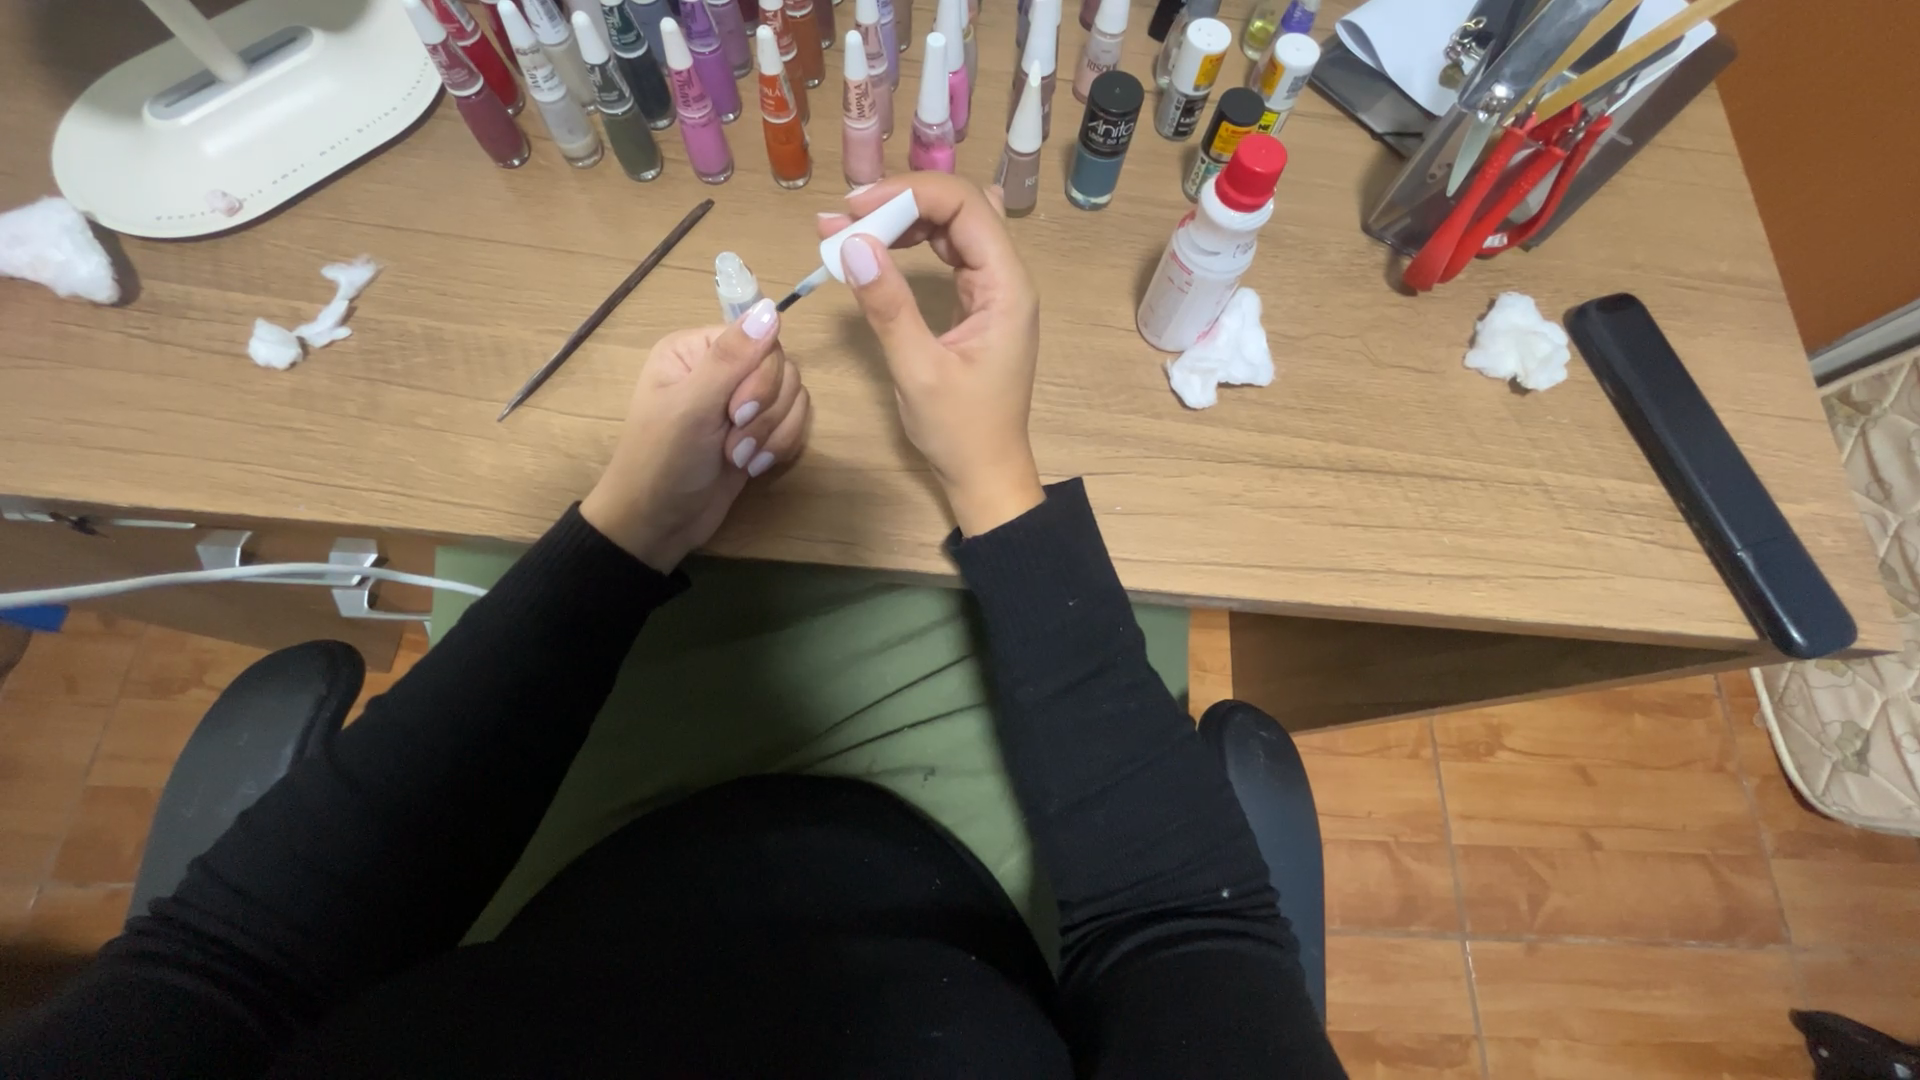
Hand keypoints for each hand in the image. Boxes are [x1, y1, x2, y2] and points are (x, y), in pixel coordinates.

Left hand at [581, 299, 810, 572]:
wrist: (659, 523)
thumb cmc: (662, 461)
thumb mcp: (692, 407)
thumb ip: (733, 358)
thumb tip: (773, 308)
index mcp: (697, 350)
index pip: (761, 341)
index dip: (761, 378)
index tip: (737, 413)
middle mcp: (723, 369)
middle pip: (784, 370)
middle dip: (766, 414)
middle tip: (734, 444)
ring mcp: (743, 402)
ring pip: (795, 399)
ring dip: (772, 435)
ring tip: (740, 459)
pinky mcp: (759, 432)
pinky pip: (795, 424)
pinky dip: (780, 447)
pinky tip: (753, 467)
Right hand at [818, 173, 1044, 536]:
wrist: (986, 473)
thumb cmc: (960, 432)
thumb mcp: (918, 371)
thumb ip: (888, 306)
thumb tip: (852, 243)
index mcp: (1007, 289)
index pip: (965, 206)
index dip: (909, 193)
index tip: (855, 209)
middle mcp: (1007, 280)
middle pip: (959, 209)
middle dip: (901, 203)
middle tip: (842, 218)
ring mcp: (994, 292)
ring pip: (952, 229)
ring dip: (902, 221)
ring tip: (847, 229)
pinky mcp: (978, 307)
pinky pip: (948, 257)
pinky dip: (912, 247)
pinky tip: (879, 248)